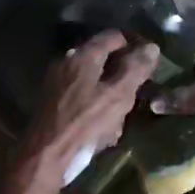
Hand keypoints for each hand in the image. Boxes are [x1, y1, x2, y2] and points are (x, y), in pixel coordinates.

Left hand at [15, 30, 160, 180]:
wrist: (44, 157)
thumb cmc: (84, 125)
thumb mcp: (117, 96)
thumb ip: (135, 69)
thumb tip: (151, 46)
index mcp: (83, 55)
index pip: (113, 36)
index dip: (134, 46)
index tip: (149, 63)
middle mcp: (65, 62)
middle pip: (101, 58)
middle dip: (121, 74)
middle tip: (137, 93)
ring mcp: (55, 82)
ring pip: (91, 79)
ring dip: (108, 94)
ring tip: (121, 118)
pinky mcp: (50, 102)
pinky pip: (79, 96)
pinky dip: (94, 106)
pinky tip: (101, 128)